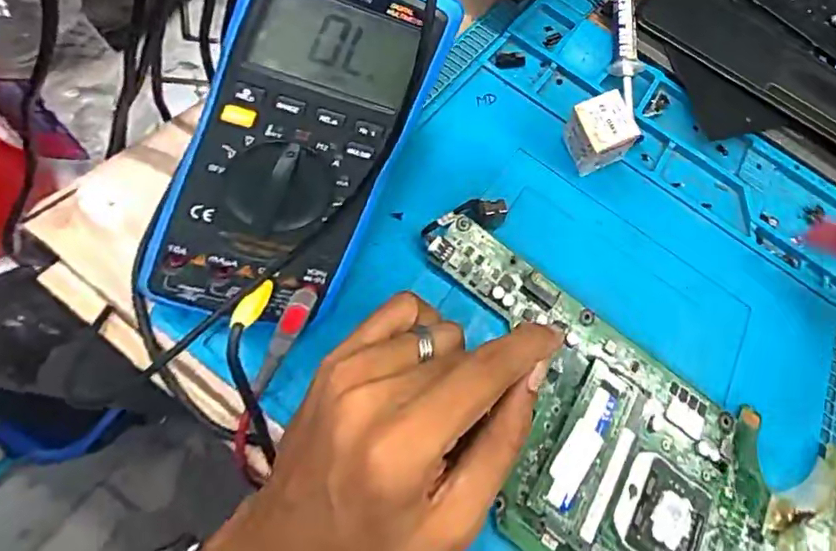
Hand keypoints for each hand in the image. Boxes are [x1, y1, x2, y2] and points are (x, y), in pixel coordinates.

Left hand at [207, 292, 561, 550]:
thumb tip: (530, 372)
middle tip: (461, 425)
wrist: (285, 549)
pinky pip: (404, 309)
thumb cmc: (375, 546)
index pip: (483, 373)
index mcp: (401, 449)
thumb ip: (502, 443)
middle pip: (465, 354)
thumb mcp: (453, 523)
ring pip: (440, 333)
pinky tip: (414, 366)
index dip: (526, 348)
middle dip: (481, 381)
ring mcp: (347, 371)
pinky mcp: (335, 357)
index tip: (550, 338)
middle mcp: (371, 397)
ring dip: (450, 362)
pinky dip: (422, 329)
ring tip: (429, 405)